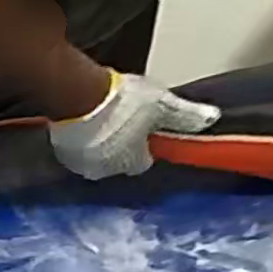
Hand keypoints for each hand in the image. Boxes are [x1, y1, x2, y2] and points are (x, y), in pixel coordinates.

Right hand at [47, 70, 220, 179]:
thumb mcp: (165, 105)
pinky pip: (78, 153)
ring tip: (106, 125)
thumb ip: (186, 117)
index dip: (149, 148)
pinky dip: (84, 144)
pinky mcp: (61, 156)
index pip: (142, 164)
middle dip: (123, 150)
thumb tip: (211, 121)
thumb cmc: (125, 105)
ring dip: (102, 148)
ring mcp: (79, 165)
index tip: (150, 134)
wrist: (80, 100)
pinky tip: (88, 127)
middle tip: (128, 126)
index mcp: (129, 162)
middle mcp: (103, 171)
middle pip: (117, 164)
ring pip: (96, 160)